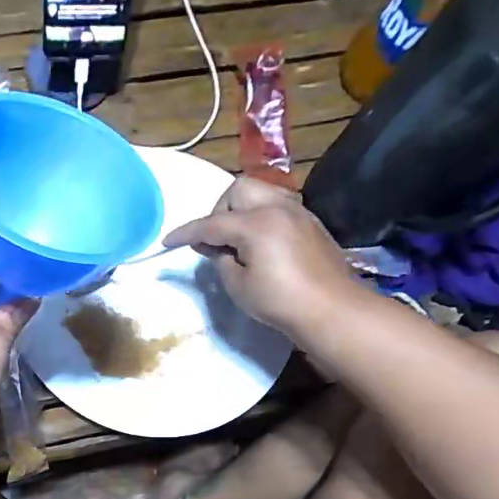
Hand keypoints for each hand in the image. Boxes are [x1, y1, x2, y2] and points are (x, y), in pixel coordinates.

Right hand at [163, 177, 364, 341]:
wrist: (330, 309)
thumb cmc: (280, 302)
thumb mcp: (238, 286)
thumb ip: (221, 260)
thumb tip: (218, 248)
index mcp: (256, 223)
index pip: (211, 223)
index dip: (186, 233)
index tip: (168, 241)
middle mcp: (277, 208)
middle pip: (238, 190)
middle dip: (220, 211)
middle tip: (217, 241)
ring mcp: (298, 212)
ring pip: (261, 192)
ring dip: (242, 210)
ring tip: (240, 240)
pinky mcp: (310, 222)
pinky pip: (278, 206)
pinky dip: (262, 216)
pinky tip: (263, 243)